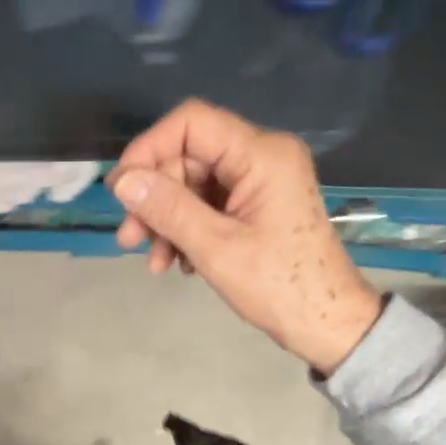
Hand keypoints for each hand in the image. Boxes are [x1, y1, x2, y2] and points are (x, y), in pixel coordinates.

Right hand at [111, 99, 382, 374]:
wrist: (324, 321)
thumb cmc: (277, 285)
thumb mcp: (215, 247)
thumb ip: (168, 209)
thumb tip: (122, 181)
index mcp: (261, 154)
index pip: (192, 123)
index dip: (149, 149)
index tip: (121, 190)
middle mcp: (263, 156)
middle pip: (189, 157)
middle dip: (155, 197)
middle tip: (130, 240)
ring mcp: (261, 182)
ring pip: (195, 185)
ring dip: (166, 221)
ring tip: (154, 262)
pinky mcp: (258, 207)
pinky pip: (210, 206)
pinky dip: (187, 231)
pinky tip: (178, 264)